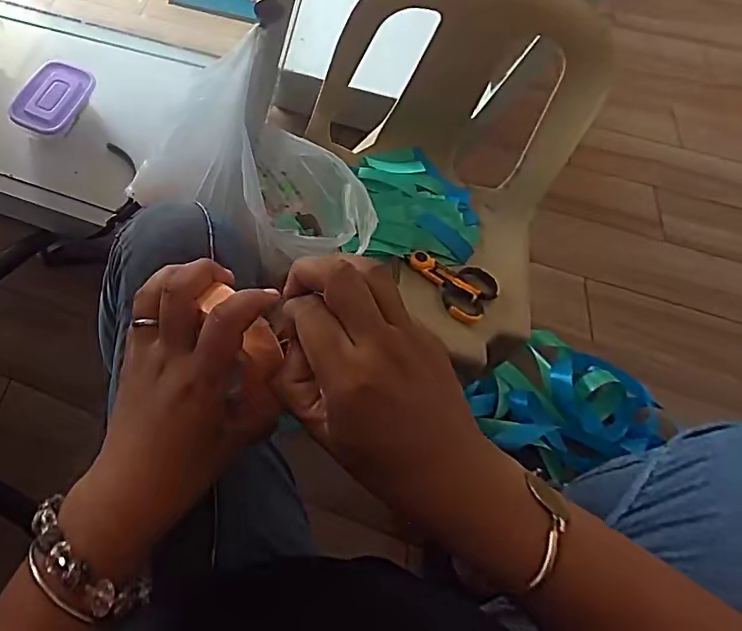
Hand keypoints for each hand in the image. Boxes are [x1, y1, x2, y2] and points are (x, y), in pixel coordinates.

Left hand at [61, 260, 282, 576]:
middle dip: (206, 268)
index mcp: (198, 379)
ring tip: (201, 278)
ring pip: (152, 290)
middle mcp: (168, 356)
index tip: (268, 296)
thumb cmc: (184, 471)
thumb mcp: (235, 442)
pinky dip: (159, 289)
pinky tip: (176, 297)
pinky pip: (140, 306)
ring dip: (179, 271)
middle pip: (178, 289)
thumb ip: (262, 405)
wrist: (128, 486)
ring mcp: (143, 349)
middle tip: (228, 279)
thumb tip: (279, 370)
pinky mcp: (128, 351)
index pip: (224, 320)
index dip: (250, 299)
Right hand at [270, 255, 516, 541]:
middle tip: (298, 289)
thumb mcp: (318, 429)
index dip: (289, 308)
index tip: (288, 323)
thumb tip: (287, 338)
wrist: (454, 475)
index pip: (307, 311)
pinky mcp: (427, 331)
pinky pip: (389, 292)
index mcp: (348, 376)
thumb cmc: (379, 461)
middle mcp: (379, 345)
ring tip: (325, 285)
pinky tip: (358, 311)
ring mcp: (409, 334)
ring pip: (369, 269)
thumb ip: (290, 380)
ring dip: (338, 267)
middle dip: (307, 270)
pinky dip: (364, 289)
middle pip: (338, 274)